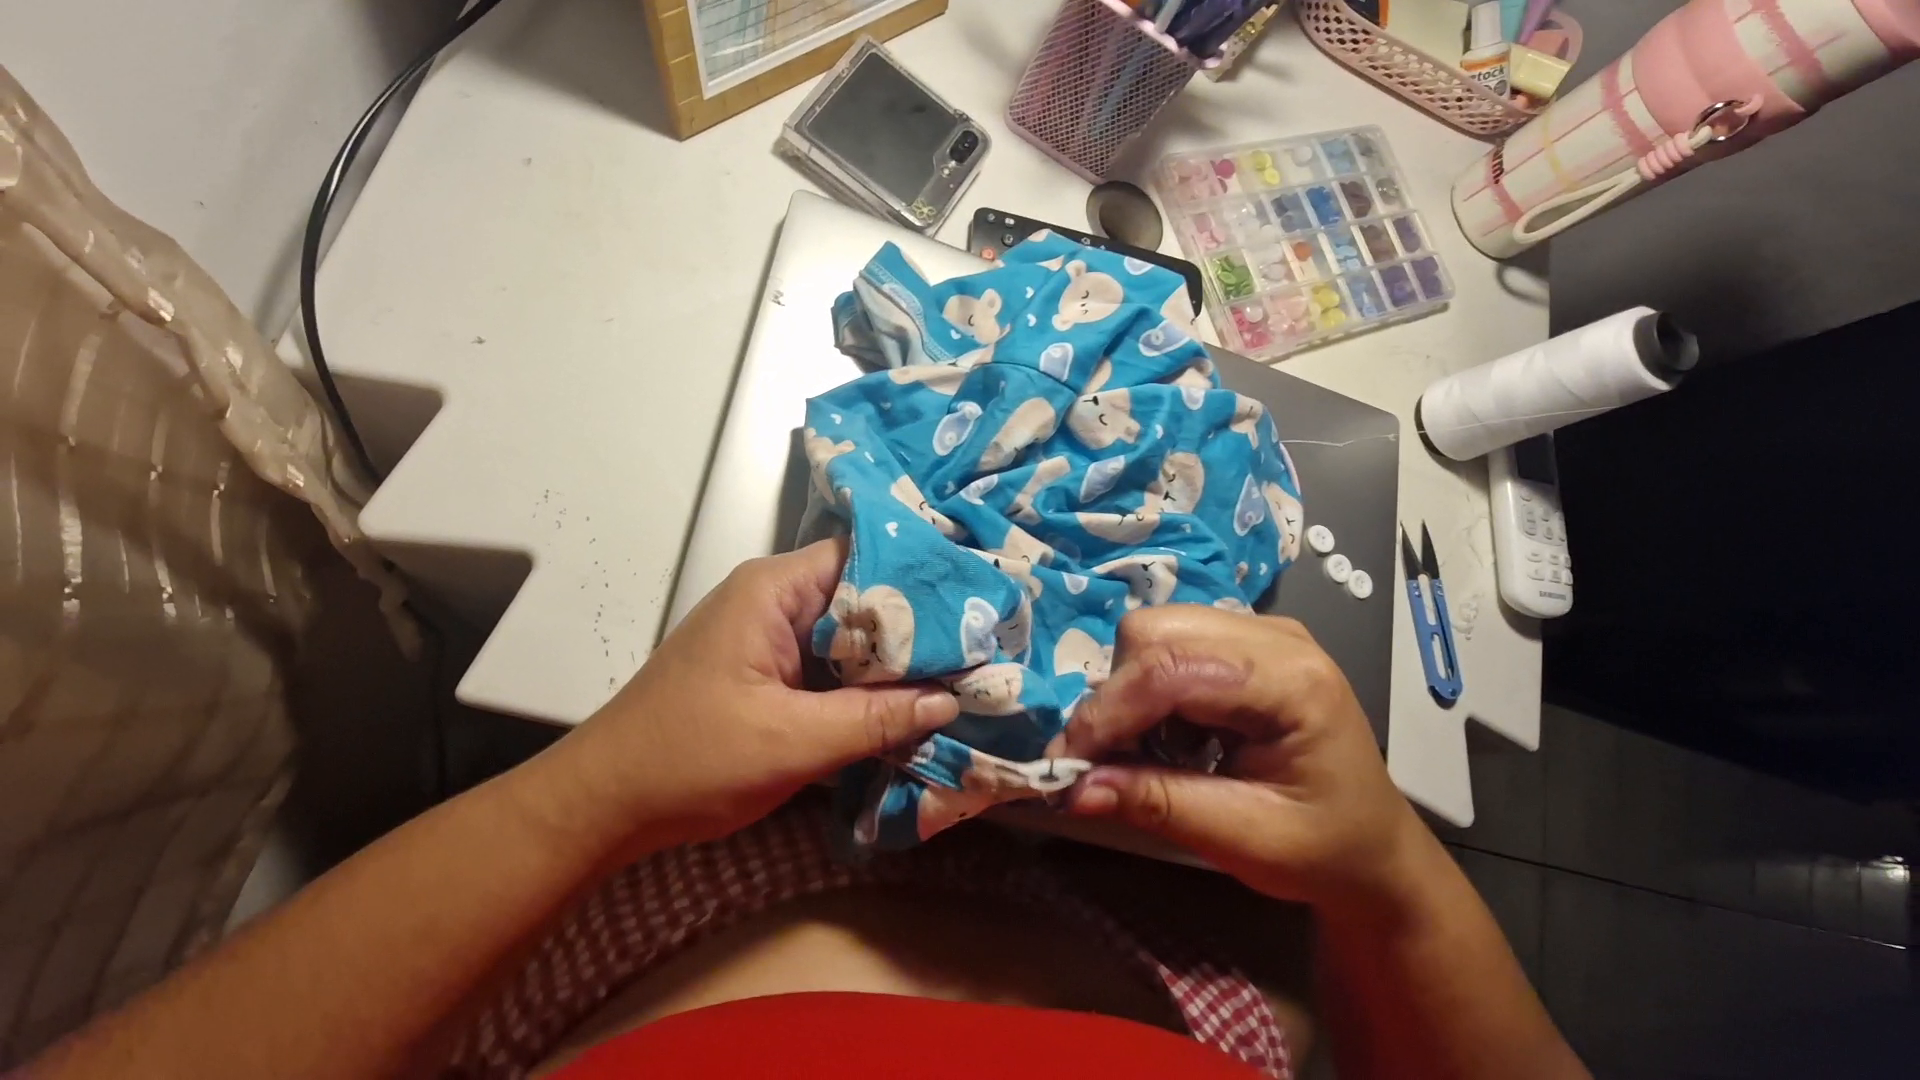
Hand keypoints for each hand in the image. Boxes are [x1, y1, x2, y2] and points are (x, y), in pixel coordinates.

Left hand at [543, 538, 958, 851]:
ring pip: (852, 640)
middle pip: (864, 598)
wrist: (606, 805)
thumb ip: (875, 719)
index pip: (864, 556)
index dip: (921, 577)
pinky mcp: (773, 677)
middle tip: (985, 646)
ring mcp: (774, 641)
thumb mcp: (792, 740)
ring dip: (897, 663)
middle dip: (919, 626)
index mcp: (774, 590)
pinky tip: (914, 709)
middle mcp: (777, 603)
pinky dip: (869, 690)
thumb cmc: (690, 759)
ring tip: (966, 676)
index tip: (977, 604)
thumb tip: (951, 700)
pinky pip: (834, 672)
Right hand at [1057, 606, 1431, 911]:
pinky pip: (1168, 643)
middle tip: (1109, 760)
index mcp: (1294, 681)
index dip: (1110, 710)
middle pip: (1156, 631)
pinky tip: (1169, 735)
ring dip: (1129, 691)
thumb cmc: (1323, 849)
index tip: (1067, 762)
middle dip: (1117, 695)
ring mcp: (1260, 631)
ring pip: (1154, 631)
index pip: (1174, 668)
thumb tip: (1071, 788)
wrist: (1372, 848)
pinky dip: (1147, 689)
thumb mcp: (1243, 839)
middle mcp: (1276, 636)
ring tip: (1145, 751)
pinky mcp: (1242, 641)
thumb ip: (1157, 804)